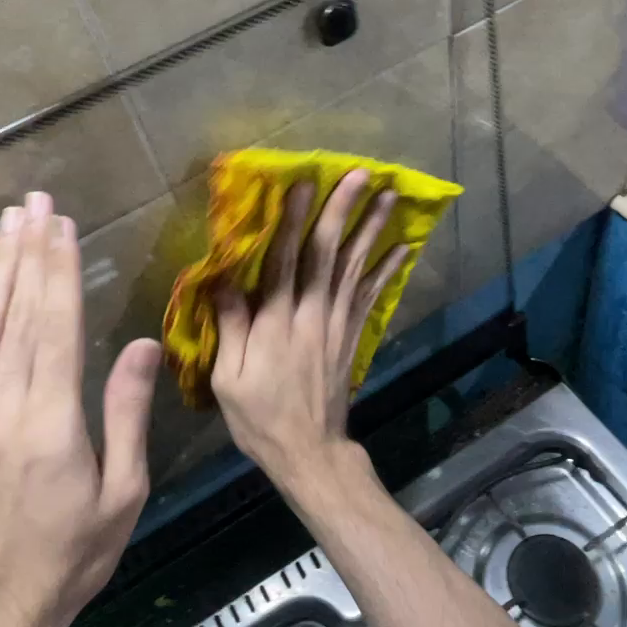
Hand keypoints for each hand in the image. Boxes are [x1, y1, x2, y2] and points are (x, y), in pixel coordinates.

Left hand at [0, 191, 158, 626]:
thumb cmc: (73, 555)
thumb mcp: (122, 493)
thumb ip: (128, 414)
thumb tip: (145, 344)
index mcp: (50, 422)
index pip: (55, 326)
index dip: (59, 270)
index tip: (62, 223)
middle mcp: (3, 405)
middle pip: (18, 312)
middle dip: (28, 251)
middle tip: (34, 199)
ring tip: (8, 220)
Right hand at [210, 170, 408, 489]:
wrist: (310, 452)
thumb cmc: (260, 417)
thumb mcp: (229, 379)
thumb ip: (231, 326)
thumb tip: (224, 278)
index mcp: (277, 323)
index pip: (286, 260)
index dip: (295, 220)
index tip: (305, 183)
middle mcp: (313, 315)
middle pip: (329, 253)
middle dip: (344, 209)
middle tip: (361, 173)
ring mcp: (338, 324)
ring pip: (356, 267)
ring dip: (372, 229)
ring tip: (390, 195)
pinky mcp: (352, 336)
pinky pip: (371, 295)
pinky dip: (387, 269)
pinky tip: (402, 247)